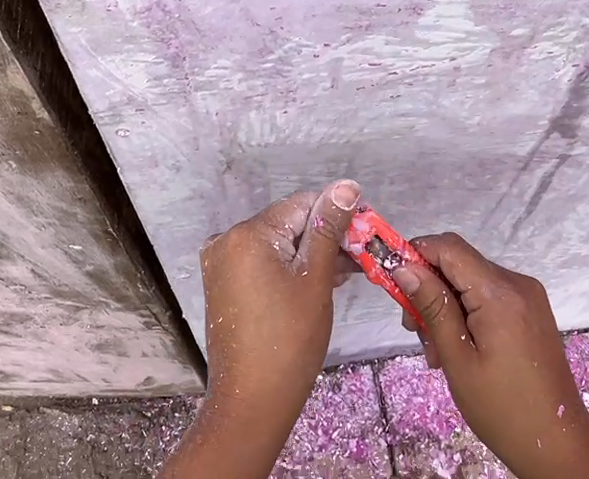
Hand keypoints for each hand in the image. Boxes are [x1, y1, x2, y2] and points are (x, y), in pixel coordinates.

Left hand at [161, 180, 361, 478]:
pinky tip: (320, 281)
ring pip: (279, 244)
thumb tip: (347, 185)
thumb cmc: (289, 340)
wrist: (251, 404)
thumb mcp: (316, 280)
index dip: (337, 215)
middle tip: (361, 258)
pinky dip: (290, 268)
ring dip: (311, 254)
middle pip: (289, 223)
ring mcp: (222, 263)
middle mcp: (227, 239)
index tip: (366, 235)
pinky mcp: (225, 284)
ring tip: (347, 272)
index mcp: (248, 233)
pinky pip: (264, 262)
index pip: (302, 204)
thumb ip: (329, 228)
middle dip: (325, 236)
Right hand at [395, 233, 588, 478]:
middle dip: (429, 288)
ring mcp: (527, 296)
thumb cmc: (503, 409)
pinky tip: (460, 348)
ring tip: (437, 351)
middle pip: (459, 263)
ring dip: (446, 305)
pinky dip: (467, 312)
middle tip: (414, 331)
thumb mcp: (458, 360)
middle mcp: (517, 283)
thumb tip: (403, 266)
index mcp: (500, 292)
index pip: (449, 247)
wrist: (559, 448)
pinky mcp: (531, 311)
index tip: (393, 281)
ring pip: (470, 281)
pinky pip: (488, 296)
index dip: (415, 254)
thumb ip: (432, 307)